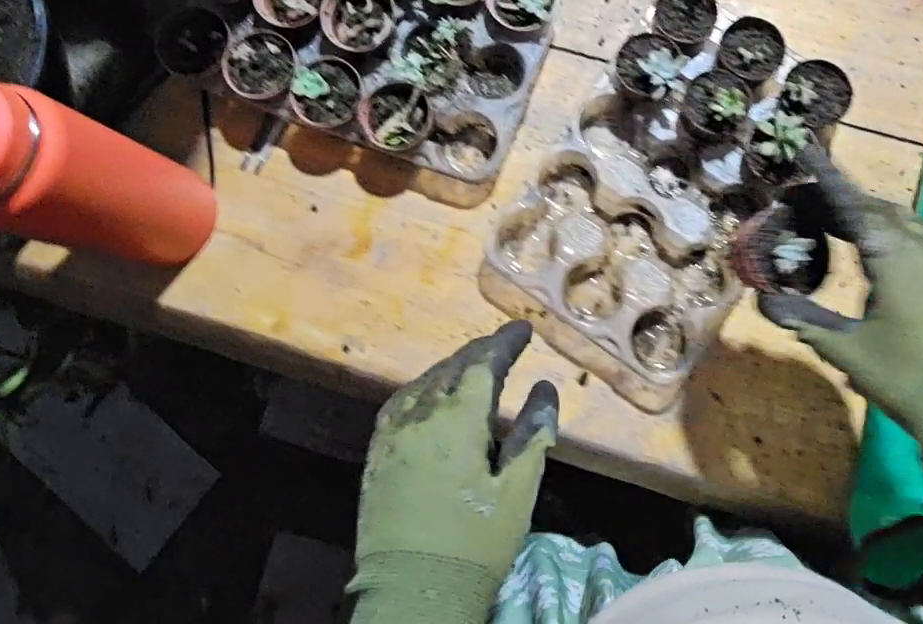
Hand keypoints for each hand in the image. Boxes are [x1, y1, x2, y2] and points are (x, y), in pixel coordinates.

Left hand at [348, 321, 558, 623]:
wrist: (413, 594)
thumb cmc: (474, 544)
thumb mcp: (517, 492)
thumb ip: (533, 435)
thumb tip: (546, 389)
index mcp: (458, 420)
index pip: (484, 363)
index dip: (505, 342)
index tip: (524, 328)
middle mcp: (421, 415)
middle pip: (453, 367)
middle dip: (481, 351)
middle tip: (504, 344)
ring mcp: (393, 434)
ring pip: (424, 382)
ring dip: (452, 367)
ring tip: (474, 365)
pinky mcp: (377, 455)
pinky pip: (400, 404)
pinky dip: (423, 388)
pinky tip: (432, 394)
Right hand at [758, 145, 922, 521]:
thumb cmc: (904, 377)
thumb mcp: (846, 349)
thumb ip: (805, 320)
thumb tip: (764, 301)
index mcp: (892, 258)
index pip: (851, 205)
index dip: (825, 179)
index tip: (806, 150)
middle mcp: (919, 250)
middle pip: (876, 208)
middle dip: (841, 197)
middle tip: (807, 199)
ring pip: (903, 219)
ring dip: (870, 210)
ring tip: (840, 216)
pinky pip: (919, 234)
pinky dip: (893, 226)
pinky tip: (882, 244)